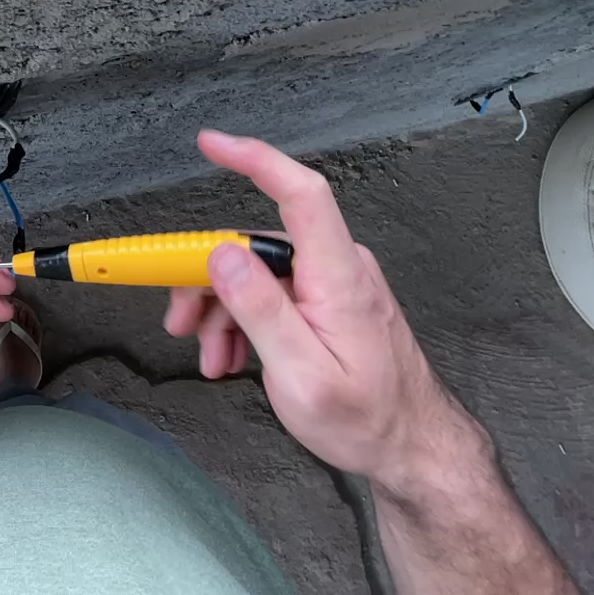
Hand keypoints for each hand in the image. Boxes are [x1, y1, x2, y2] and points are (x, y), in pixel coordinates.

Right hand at [164, 130, 486, 490]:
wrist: (412, 450)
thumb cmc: (367, 421)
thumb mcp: (302, 376)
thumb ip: (260, 310)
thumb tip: (221, 253)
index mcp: (337, 276)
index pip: (301, 194)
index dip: (255, 160)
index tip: (212, 144)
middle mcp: (335, 266)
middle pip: (251, 245)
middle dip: (205, 280)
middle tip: (180, 321)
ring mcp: (329, 280)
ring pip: (251, 271)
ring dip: (220, 311)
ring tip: (212, 355)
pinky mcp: (323, 296)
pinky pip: (267, 290)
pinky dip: (240, 319)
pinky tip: (231, 354)